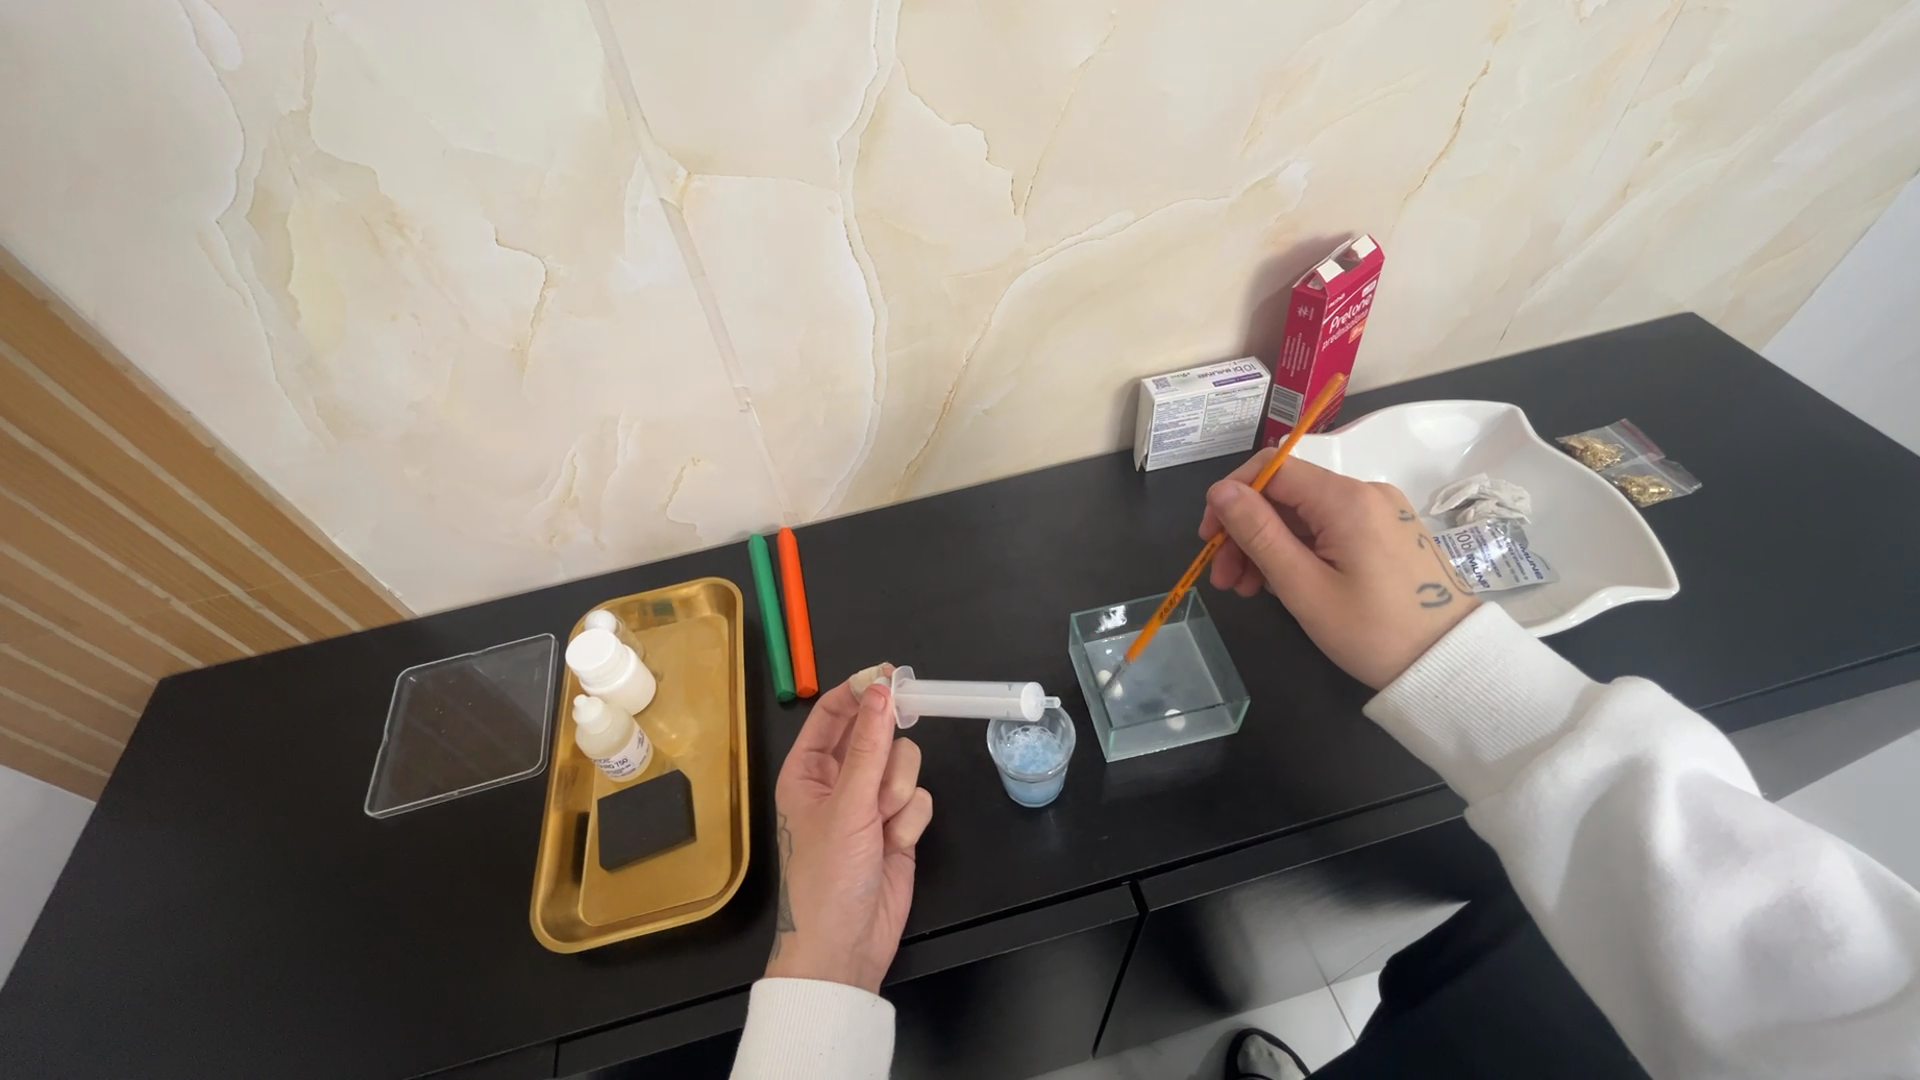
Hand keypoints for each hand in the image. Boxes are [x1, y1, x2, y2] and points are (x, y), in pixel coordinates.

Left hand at [766, 667, 933, 992]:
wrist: (846, 947)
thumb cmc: (826, 877)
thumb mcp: (847, 806)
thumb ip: (870, 745)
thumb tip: (881, 691)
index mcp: (808, 769)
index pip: (833, 713)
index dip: (860, 691)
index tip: (890, 674)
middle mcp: (840, 780)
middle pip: (878, 734)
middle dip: (886, 756)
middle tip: (889, 759)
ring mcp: (871, 803)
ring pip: (904, 764)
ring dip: (898, 794)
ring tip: (881, 826)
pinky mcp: (899, 825)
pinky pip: (919, 797)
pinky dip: (910, 820)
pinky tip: (895, 846)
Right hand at [1200, 451, 1479, 689]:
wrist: (1448, 664)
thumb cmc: (1371, 630)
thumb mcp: (1302, 586)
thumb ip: (1257, 532)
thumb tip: (1219, 489)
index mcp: (1346, 499)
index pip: (1271, 468)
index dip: (1231, 496)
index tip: (1209, 539)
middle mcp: (1364, 493)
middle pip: (1283, 495)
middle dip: (1244, 532)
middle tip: (1223, 580)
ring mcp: (1376, 512)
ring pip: (1300, 515)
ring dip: (1264, 547)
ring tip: (1246, 590)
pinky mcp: (1382, 532)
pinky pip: (1323, 529)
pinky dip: (1294, 552)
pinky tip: (1278, 584)